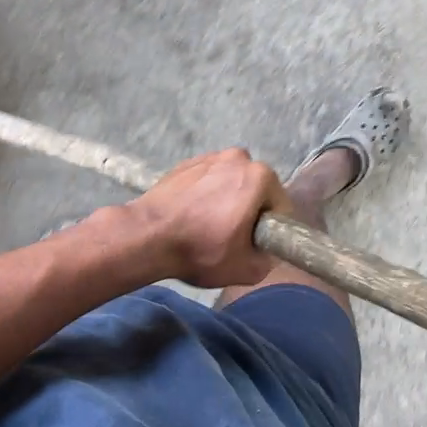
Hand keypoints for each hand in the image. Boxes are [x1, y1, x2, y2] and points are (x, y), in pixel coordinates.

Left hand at [125, 148, 290, 287]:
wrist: (146, 236)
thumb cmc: (201, 249)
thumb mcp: (245, 269)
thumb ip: (268, 259)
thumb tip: (265, 251)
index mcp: (261, 176)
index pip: (279, 205)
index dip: (271, 229)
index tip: (253, 244)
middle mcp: (239, 158)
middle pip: (256, 189)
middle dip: (249, 210)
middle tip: (231, 237)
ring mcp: (211, 156)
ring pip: (231, 182)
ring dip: (227, 199)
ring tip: (208, 225)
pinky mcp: (187, 162)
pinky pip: (208, 179)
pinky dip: (206, 193)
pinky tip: (192, 214)